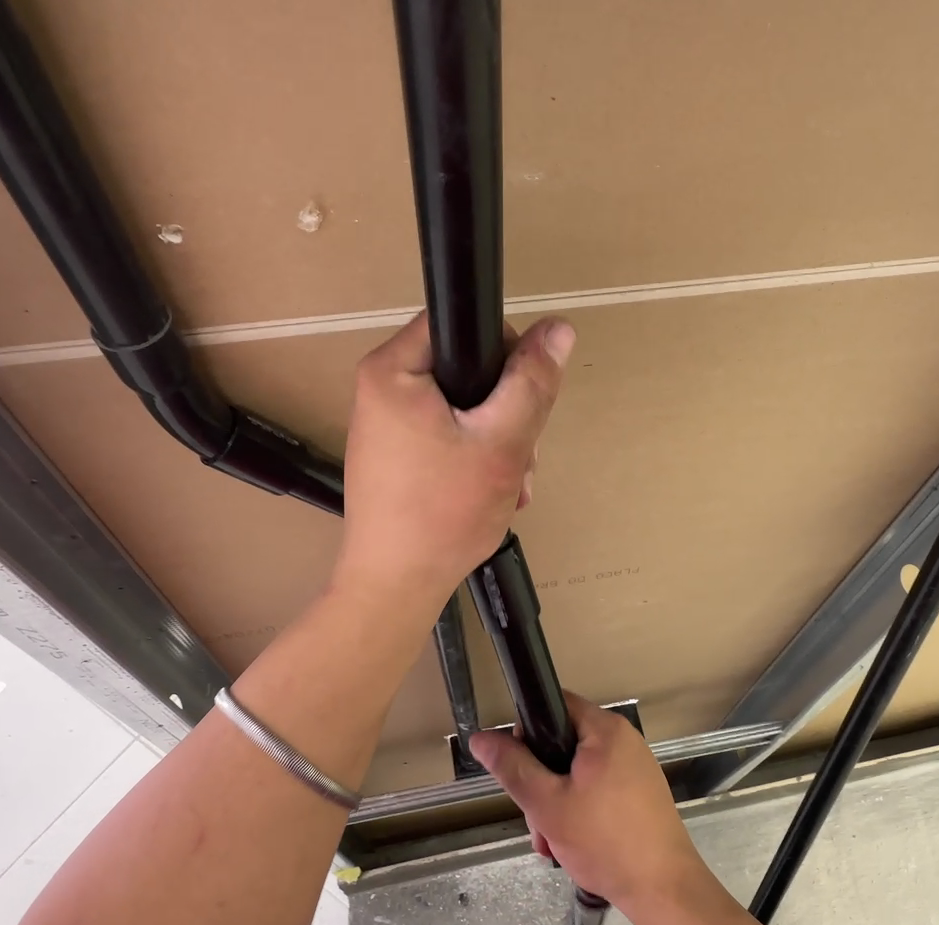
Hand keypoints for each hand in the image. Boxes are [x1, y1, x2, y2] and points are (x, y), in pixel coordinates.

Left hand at [334, 312, 573, 609]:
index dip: (504, 352)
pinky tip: (493, 494)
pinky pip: (448, 439)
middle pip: (466, 372)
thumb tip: (558, 330)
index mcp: (392, 370)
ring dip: (499, 444)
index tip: (522, 398)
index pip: (459, 324)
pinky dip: (476, 461)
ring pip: (464, 411)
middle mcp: (381, 391)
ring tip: (511, 485)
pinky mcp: (396, 458)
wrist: (397, 585)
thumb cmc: (443, 514)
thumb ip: (532, 383)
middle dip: (507, 414)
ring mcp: (387, 428)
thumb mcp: (503, 441)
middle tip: (521, 457)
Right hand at [469, 693, 715, 916]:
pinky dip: (579, 814)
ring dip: (556, 806)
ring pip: (576, 774)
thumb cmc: (605, 841)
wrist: (664, 890)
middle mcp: (624, 741)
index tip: (517, 767)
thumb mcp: (547, 804)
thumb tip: (481, 739)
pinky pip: (596, 792)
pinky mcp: (639, 795)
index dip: (527, 730)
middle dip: (541, 783)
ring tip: (553, 844)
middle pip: (564, 744)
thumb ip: (512, 767)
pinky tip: (572, 846)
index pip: (555, 704)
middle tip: (536, 820)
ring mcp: (634, 769)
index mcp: (605, 730)